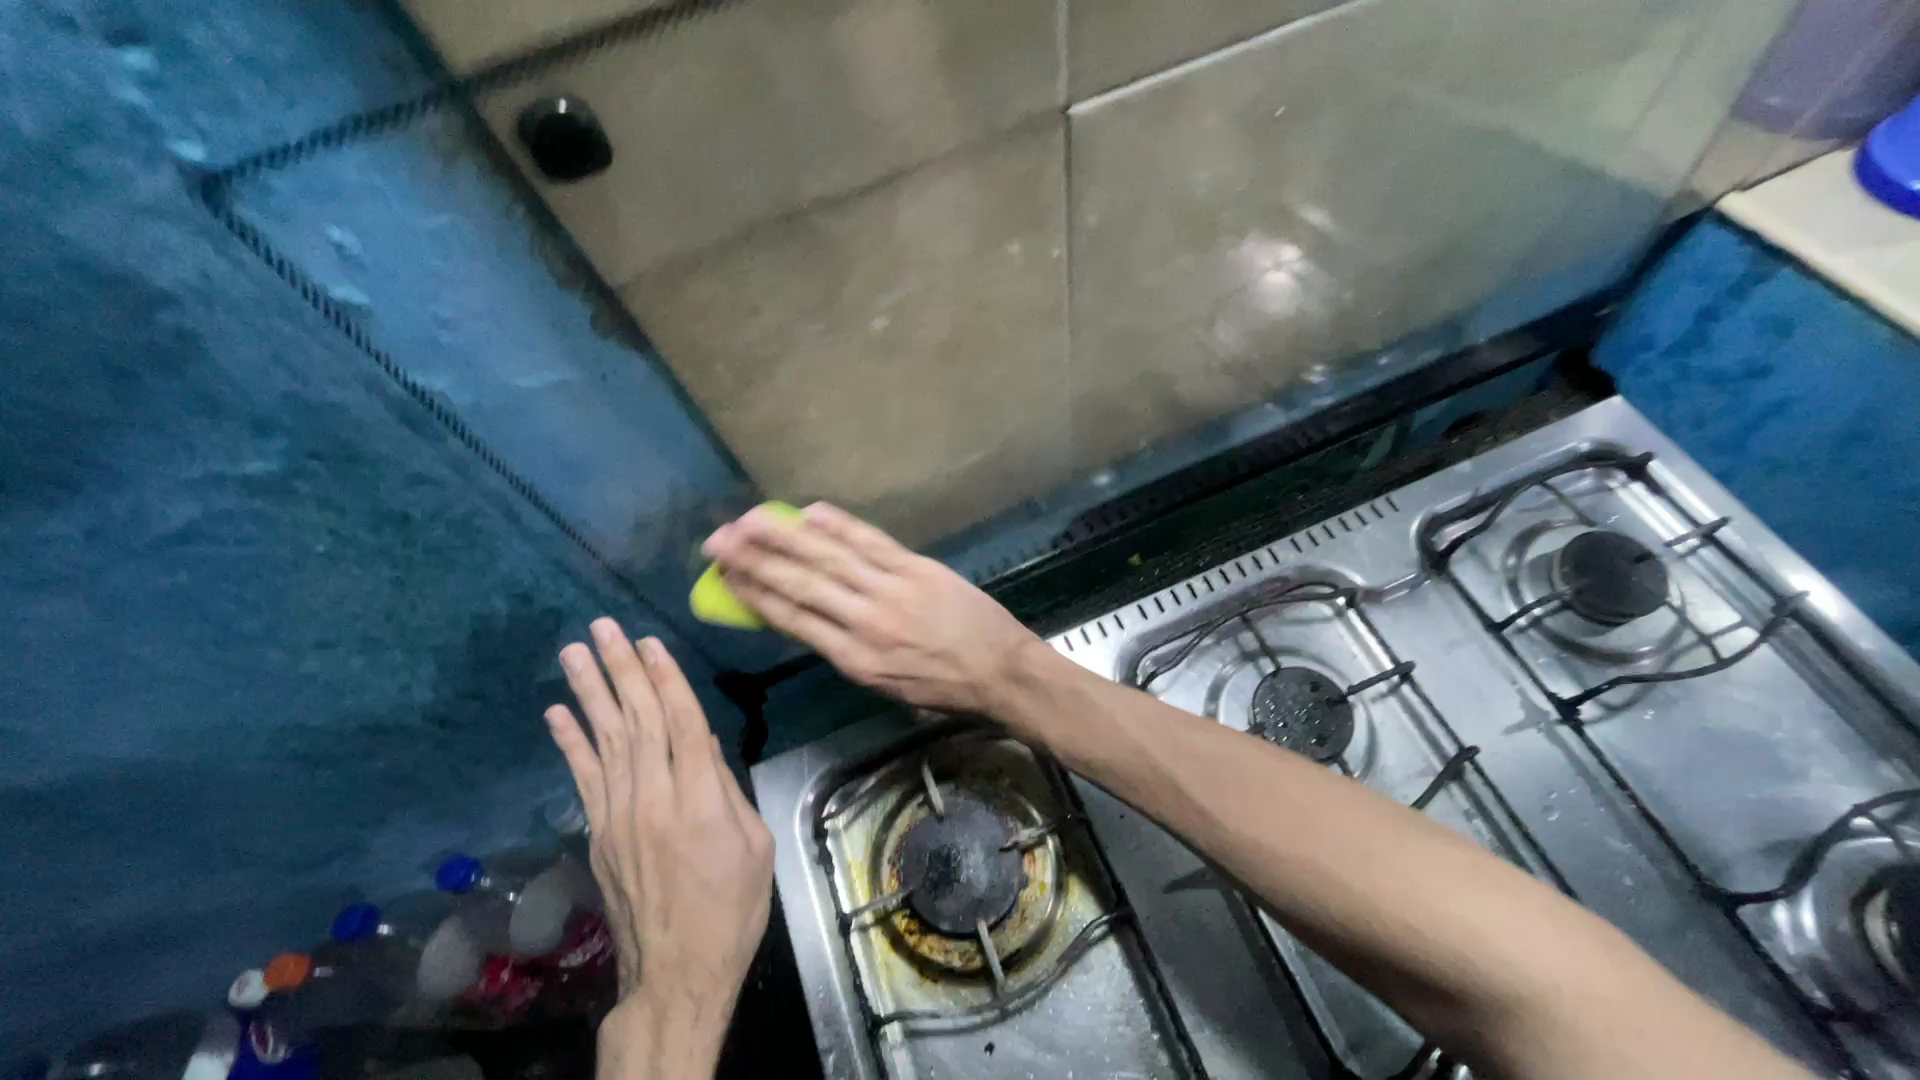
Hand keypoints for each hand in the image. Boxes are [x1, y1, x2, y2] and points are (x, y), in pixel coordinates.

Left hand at [544, 618, 772, 1077]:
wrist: (678, 968)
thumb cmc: (733, 905)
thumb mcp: (754, 843)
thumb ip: (725, 787)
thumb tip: (700, 739)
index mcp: (700, 799)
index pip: (679, 721)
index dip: (664, 678)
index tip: (650, 641)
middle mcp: (654, 797)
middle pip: (636, 720)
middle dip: (621, 669)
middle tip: (604, 627)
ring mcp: (619, 814)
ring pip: (604, 740)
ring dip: (588, 692)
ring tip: (574, 652)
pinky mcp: (598, 833)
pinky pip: (582, 778)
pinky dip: (569, 742)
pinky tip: (558, 712)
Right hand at [702, 503, 1047, 714]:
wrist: (999, 672)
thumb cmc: (942, 687)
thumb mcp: (885, 685)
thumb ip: (846, 651)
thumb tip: (807, 621)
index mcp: (854, 659)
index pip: (793, 620)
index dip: (755, 594)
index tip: (725, 576)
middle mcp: (864, 622)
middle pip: (800, 584)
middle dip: (755, 561)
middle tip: (718, 539)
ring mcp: (891, 590)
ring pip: (828, 559)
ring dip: (785, 536)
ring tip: (750, 518)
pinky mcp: (916, 569)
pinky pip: (870, 542)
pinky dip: (838, 526)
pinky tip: (810, 512)